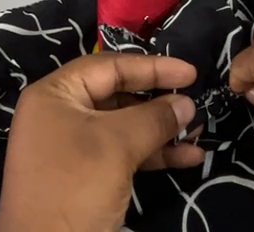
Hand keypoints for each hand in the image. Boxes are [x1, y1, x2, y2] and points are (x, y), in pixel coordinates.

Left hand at [0, 53, 201, 231]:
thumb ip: (153, 118)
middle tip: (194, 102)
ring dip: (161, 131)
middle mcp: (60, 113)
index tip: (190, 72)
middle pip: (117, 95)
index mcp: (55, 93)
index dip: (152, 67)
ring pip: (123, 127)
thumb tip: (186, 104)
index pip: (109, 66)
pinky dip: (152, 154)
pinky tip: (186, 158)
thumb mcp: (116, 146)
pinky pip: (121, 153)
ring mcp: (71, 147)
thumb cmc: (75, 187)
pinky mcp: (84, 176)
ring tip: (197, 134)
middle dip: (158, 101)